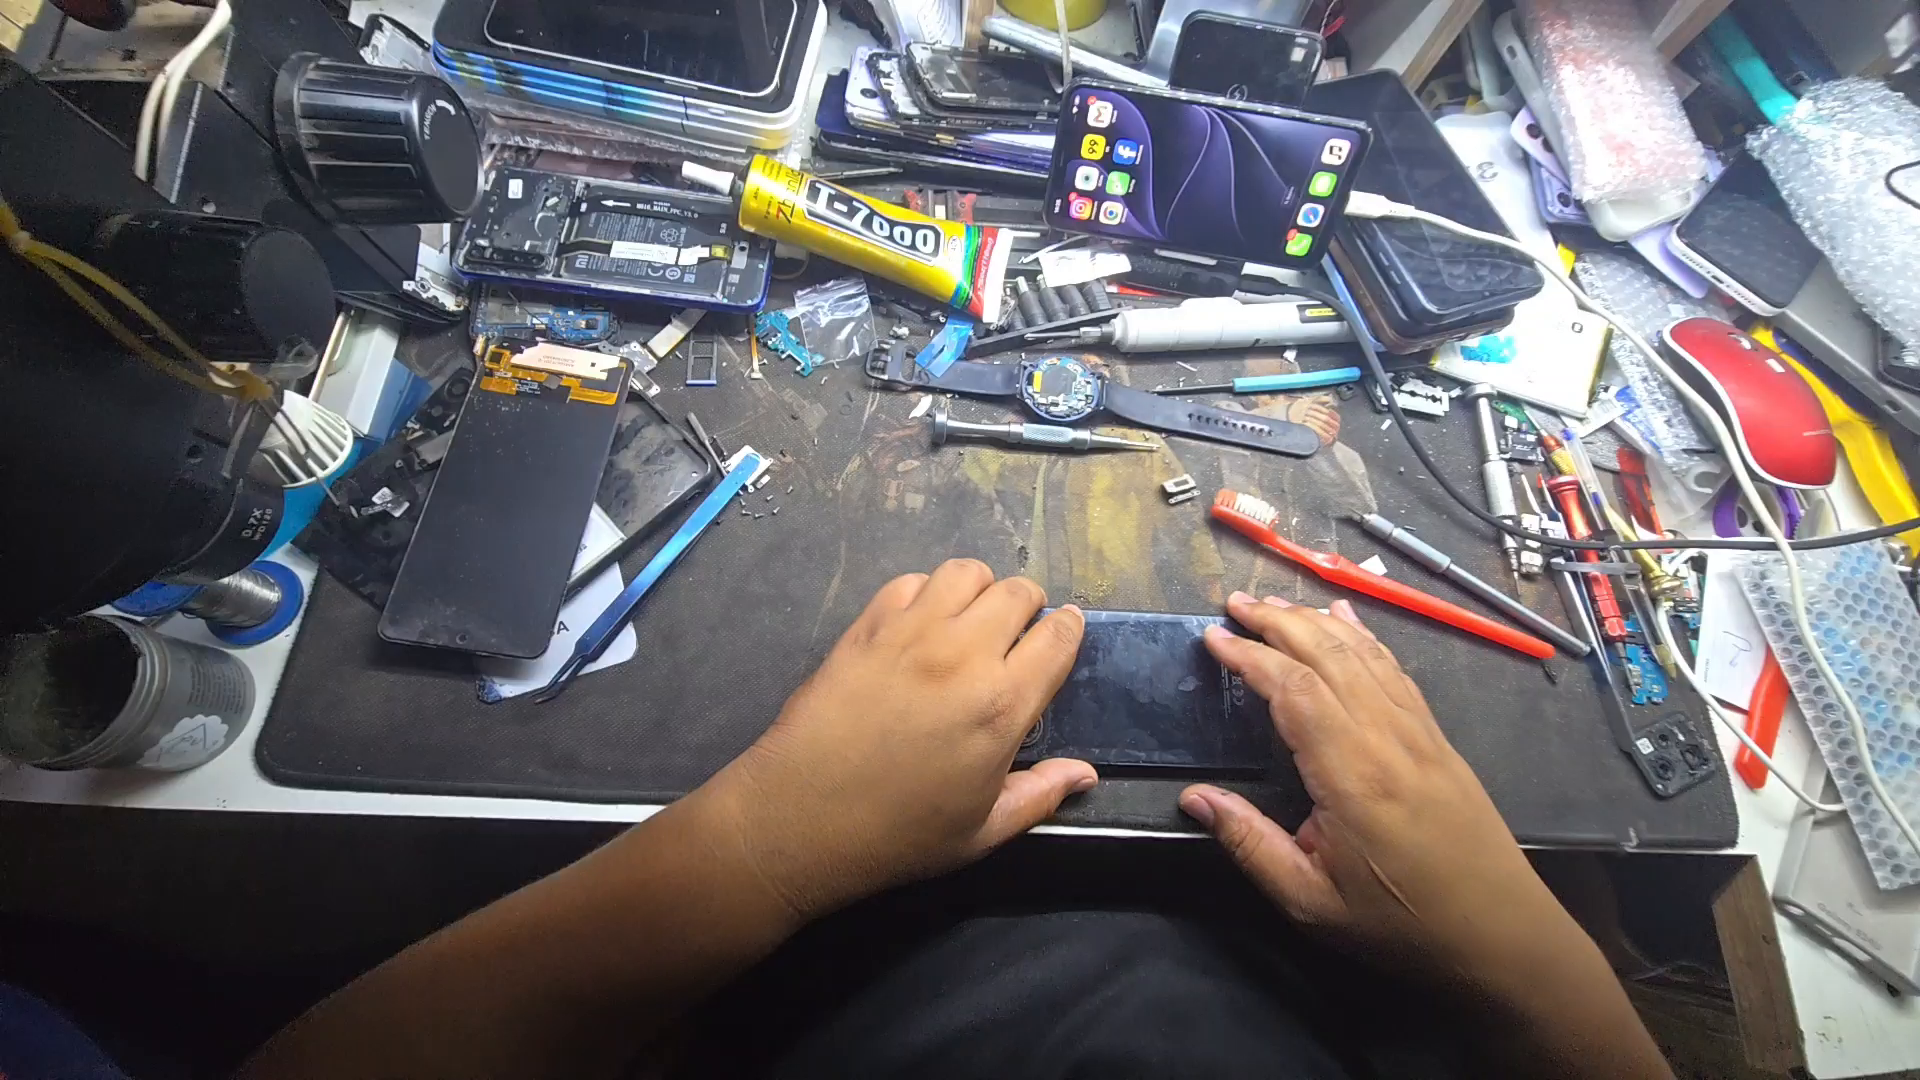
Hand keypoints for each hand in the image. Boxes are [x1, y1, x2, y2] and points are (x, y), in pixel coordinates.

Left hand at [698, 559, 1094, 921]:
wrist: (801, 815)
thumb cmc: (899, 833)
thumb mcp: (983, 831)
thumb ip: (1041, 793)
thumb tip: (1087, 772)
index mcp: (1002, 705)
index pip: (1058, 637)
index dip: (1069, 627)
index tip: (1065, 629)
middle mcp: (964, 653)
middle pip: (1017, 592)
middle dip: (1029, 605)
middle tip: (1016, 630)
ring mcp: (912, 631)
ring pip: (966, 572)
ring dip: (979, 589)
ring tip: (969, 618)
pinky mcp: (869, 624)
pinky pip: (911, 581)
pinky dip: (926, 593)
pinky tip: (919, 624)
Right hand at [1180, 593, 1595, 996]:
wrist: (1507, 943)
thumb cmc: (1402, 925)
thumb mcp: (1310, 902)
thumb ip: (1249, 844)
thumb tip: (1193, 796)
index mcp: (1353, 775)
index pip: (1294, 690)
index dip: (1250, 656)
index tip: (1213, 638)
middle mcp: (1387, 738)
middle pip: (1327, 656)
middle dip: (1277, 622)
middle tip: (1234, 603)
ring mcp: (1418, 731)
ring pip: (1362, 655)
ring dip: (1314, 621)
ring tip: (1273, 603)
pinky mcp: (1436, 736)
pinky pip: (1394, 670)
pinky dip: (1364, 636)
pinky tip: (1345, 617)